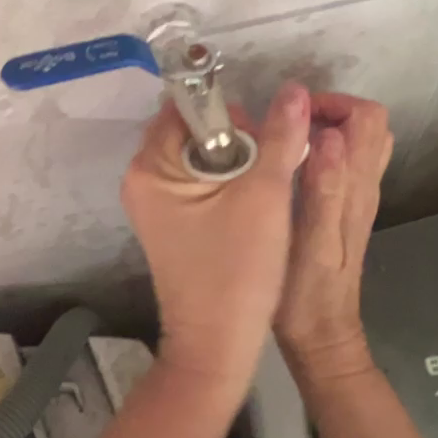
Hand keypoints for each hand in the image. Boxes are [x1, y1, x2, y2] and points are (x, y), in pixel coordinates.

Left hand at [121, 82, 312, 389]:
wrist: (218, 347)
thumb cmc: (238, 270)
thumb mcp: (265, 196)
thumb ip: (280, 137)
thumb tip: (295, 90)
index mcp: (150, 167)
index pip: (187, 107)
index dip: (229, 113)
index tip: (262, 139)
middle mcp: (142, 179)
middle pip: (194, 131)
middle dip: (236, 140)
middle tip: (268, 170)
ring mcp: (154, 204)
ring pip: (202, 158)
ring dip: (237, 164)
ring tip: (265, 192)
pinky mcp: (170, 224)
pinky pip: (200, 184)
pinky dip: (228, 186)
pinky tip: (253, 208)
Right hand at [277, 93, 392, 383]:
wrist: (319, 337)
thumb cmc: (305, 295)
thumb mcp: (310, 244)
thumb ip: (324, 191)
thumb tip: (331, 136)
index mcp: (357, 189)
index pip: (366, 118)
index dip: (331, 104)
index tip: (291, 117)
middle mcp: (365, 187)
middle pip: (367, 124)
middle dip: (329, 110)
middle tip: (287, 127)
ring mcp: (357, 199)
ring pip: (357, 143)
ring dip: (326, 129)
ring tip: (287, 142)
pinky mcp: (343, 212)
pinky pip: (343, 164)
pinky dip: (321, 150)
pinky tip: (290, 167)